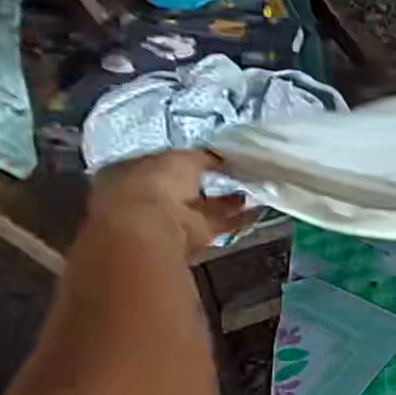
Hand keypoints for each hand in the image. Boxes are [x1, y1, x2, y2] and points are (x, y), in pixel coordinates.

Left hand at [88, 151, 256, 256]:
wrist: (155, 227)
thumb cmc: (156, 183)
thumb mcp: (180, 158)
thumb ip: (200, 158)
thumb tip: (218, 158)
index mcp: (136, 174)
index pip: (163, 165)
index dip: (186, 161)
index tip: (210, 157)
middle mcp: (153, 199)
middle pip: (186, 189)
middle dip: (209, 183)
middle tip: (236, 173)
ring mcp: (174, 220)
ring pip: (206, 207)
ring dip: (228, 201)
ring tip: (253, 189)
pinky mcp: (196, 237)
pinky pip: (221, 223)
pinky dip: (240, 218)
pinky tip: (259, 209)